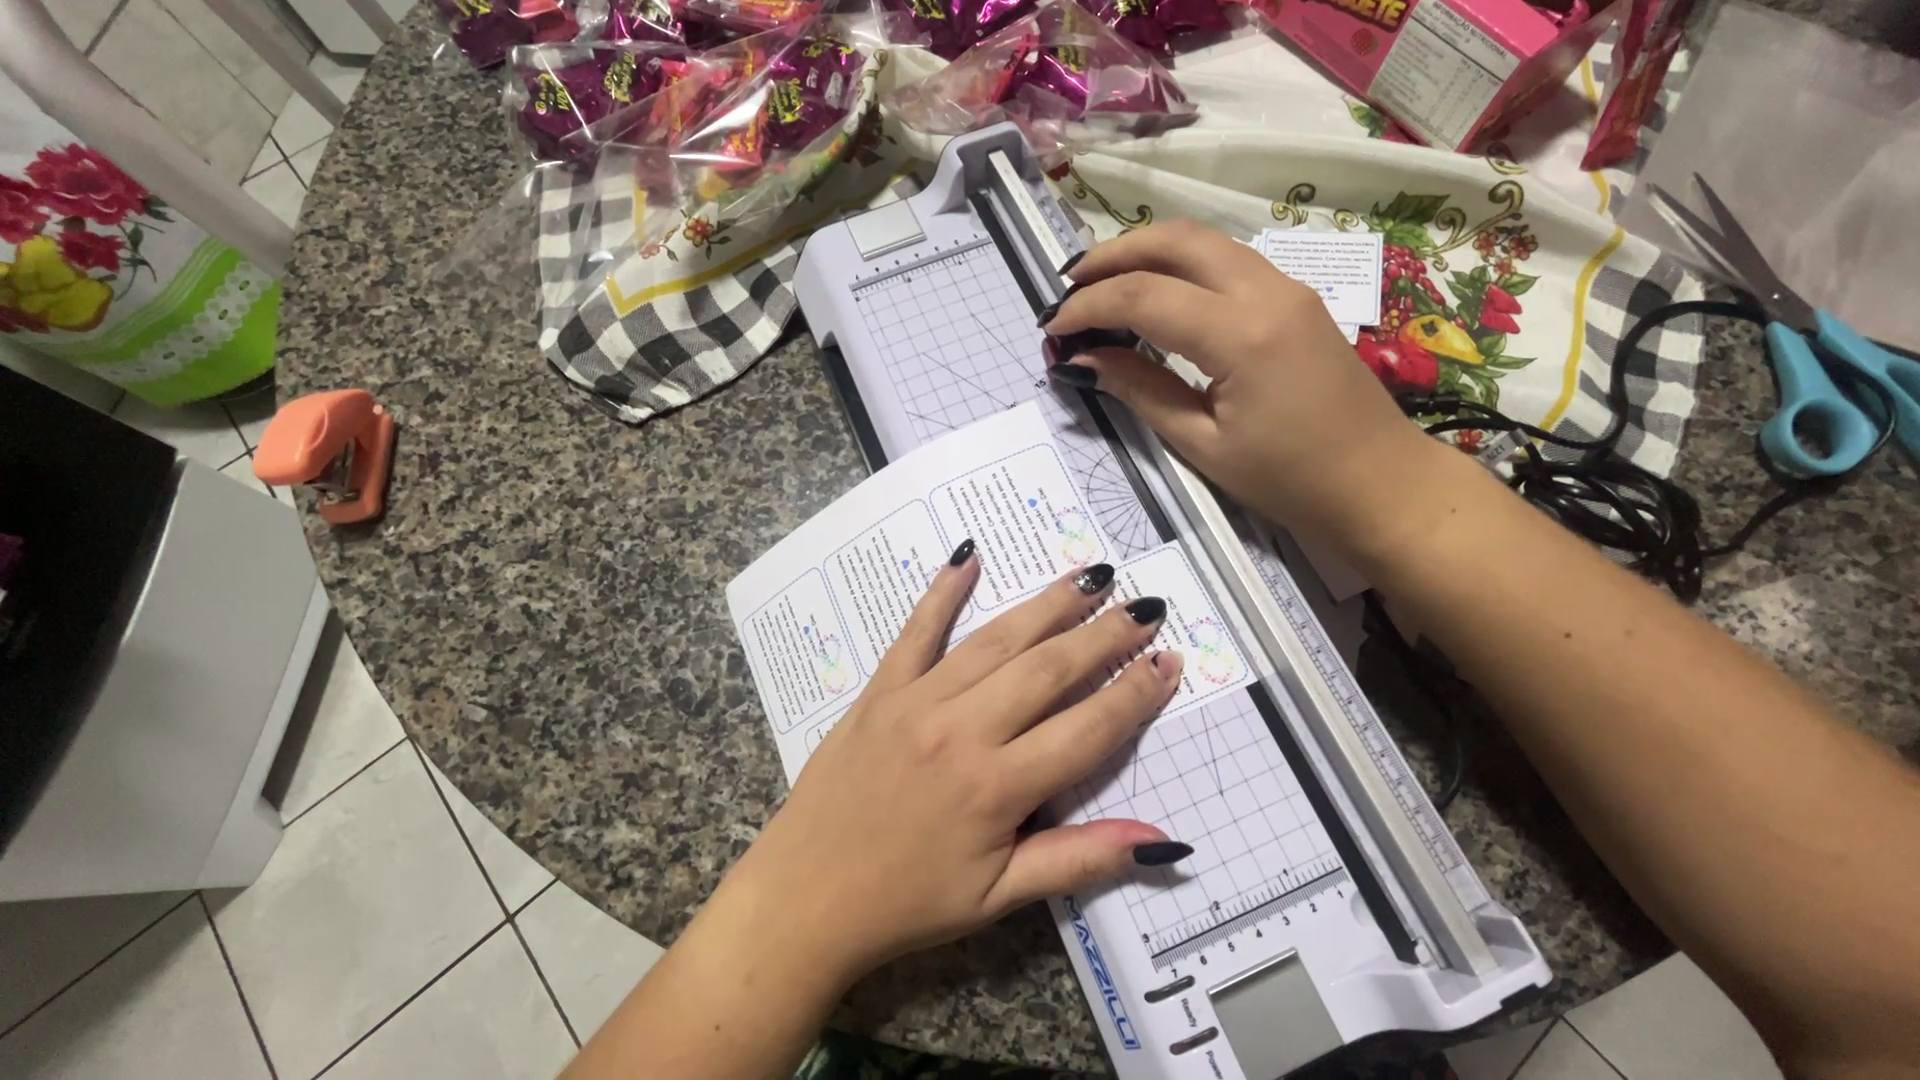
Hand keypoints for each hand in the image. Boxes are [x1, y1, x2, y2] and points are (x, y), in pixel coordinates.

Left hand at [726, 544, 1191, 984]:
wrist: (806, 897)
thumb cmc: (909, 903)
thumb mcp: (999, 897)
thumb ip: (1080, 860)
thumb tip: (1163, 842)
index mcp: (997, 788)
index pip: (1087, 729)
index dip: (1134, 694)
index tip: (1168, 660)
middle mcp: (962, 731)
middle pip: (1049, 670)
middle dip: (1104, 636)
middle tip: (1144, 605)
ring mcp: (916, 702)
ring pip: (995, 641)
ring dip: (1047, 606)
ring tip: (1089, 577)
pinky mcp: (879, 691)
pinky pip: (915, 631)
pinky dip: (942, 591)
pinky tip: (967, 554)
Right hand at [1041, 221, 1433, 540]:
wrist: (1379, 484)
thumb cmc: (1290, 480)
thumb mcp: (1203, 444)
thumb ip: (1140, 389)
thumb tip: (1083, 359)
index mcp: (1241, 334)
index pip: (1144, 295)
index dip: (1088, 306)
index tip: (1052, 329)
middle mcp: (1266, 291)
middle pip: (1175, 240)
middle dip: (1112, 254)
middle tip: (1068, 287)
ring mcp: (1286, 288)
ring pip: (1203, 241)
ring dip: (1146, 252)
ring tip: (1101, 285)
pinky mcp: (1294, 298)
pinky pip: (1226, 261)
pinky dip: (1179, 265)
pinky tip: (1154, 294)